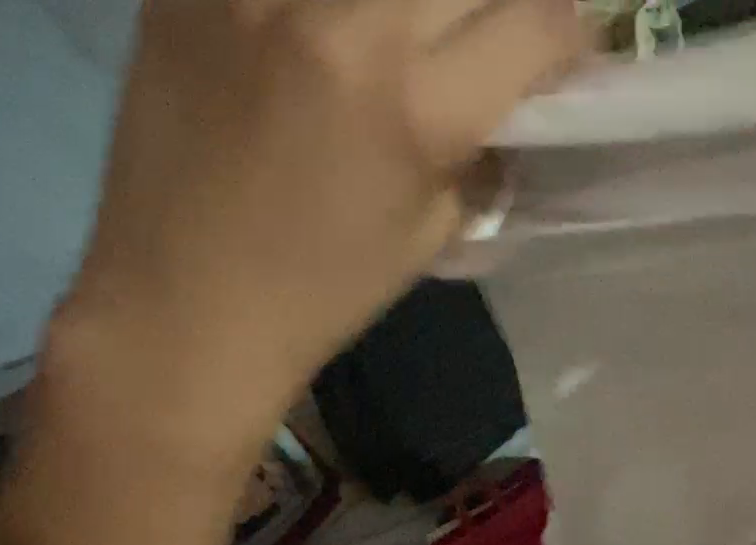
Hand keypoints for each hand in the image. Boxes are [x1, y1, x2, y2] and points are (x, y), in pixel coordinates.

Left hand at [49, 0, 583, 455]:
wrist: (185, 304)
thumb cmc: (325, 290)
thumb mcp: (433, 231)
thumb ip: (479, 147)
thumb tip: (513, 100)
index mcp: (418, 110)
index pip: (536, 22)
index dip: (570, 33)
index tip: (565, 53)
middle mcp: (346, 23)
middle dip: (503, 3)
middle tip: (495, 35)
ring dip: (423, 0)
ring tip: (410, 37)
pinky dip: (332, 5)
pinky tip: (330, 33)